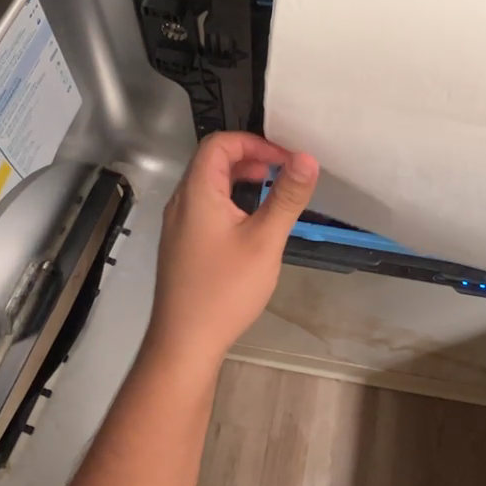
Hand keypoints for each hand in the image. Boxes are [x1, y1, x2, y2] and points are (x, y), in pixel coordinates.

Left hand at [148, 132, 317, 368]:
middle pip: (212, 160)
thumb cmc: (225, 290)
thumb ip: (286, 197)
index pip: (219, 143)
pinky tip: (251, 222)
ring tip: (271, 190)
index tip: (285, 159)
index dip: (254, 142)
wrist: (184, 342)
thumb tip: (307, 158)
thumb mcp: (265, 240)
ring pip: (209, 184)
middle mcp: (182, 202)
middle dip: (250, 157)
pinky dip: (231, 200)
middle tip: (282, 170)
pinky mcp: (182, 244)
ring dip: (240, 178)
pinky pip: (206, 206)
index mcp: (197, 192)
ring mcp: (179, 225)